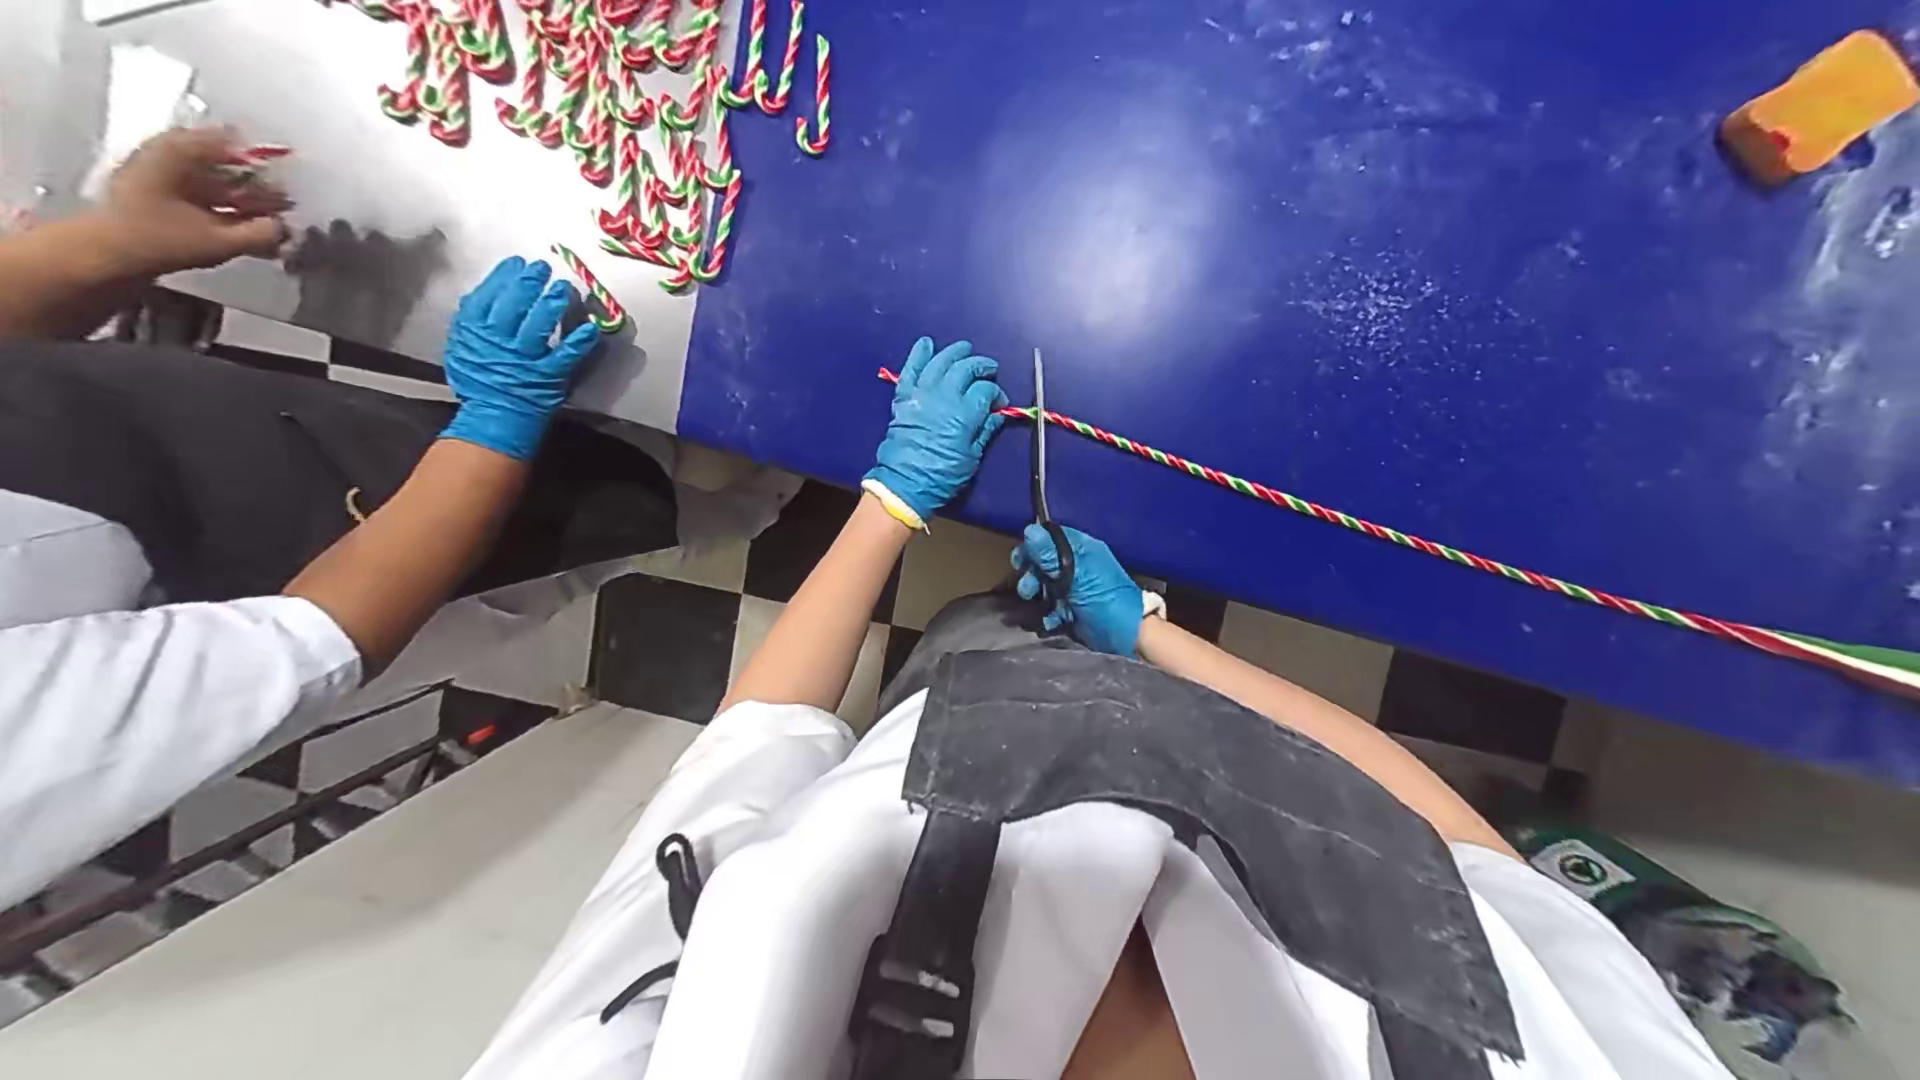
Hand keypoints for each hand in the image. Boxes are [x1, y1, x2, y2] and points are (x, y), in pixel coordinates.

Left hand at [96, 128, 292, 273]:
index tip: (264, 150)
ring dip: (237, 193)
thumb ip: (260, 233)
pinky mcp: (154, 203)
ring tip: (268, 208)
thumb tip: (283, 227)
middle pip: (206, 162)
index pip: (206, 142)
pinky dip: (223, 206)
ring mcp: (154, 184)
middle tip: (275, 186)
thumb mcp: (221, 240)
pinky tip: (245, 222)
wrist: (109, 256)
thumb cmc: (162, 241)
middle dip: (244, 175)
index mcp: (169, 162)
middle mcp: (159, 166)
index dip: (237, 145)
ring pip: (203, 181)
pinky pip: (196, 197)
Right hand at [439, 256, 600, 460]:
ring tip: (563, 287)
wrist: (496, 416)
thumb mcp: (462, 346)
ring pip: (539, 325)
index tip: (518, 263)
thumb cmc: (480, 380)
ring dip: (553, 303)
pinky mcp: (549, 374)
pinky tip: (590, 326)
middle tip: (543, 268)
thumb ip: (472, 321)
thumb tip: (487, 292)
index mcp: (473, 331)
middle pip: (514, 304)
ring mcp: (525, 358)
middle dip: (530, 282)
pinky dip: (579, 340)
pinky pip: (566, 354)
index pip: (488, 296)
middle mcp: (498, 341)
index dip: (504, 276)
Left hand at [864, 337, 1009, 522]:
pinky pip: (911, 369)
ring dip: (954, 352)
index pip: (985, 390)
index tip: (998, 402)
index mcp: (964, 414)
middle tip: (988, 368)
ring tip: (964, 348)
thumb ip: (985, 432)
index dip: (996, 393)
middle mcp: (944, 397)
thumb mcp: (972, 458)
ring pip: (940, 362)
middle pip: (965, 369)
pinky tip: (926, 343)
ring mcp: (922, 394)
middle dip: (980, 365)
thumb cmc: (943, 475)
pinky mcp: (904, 397)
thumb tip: (997, 414)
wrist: (905, 483)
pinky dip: (919, 354)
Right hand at [1013, 524, 1145, 655]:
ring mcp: (1074, 589)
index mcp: (1082, 551)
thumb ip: (1052, 556)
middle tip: (1027, 588)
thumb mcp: (1079, 576)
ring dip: (1035, 594)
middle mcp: (1077, 567)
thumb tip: (1029, 531)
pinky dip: (1046, 614)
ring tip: (1035, 604)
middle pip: (1043, 562)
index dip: (1034, 546)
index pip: (1052, 538)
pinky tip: (1048, 621)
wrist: (1128, 637)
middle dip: (1031, 574)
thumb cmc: (1106, 600)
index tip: (1020, 560)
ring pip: (1044, 585)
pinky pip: (1050, 608)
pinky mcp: (1071, 610)